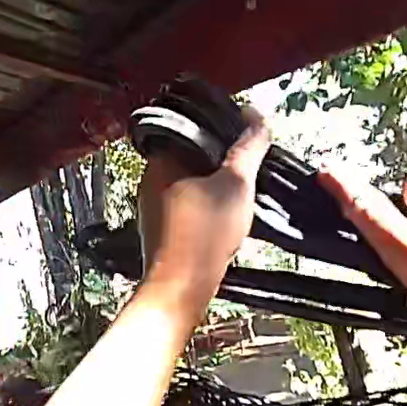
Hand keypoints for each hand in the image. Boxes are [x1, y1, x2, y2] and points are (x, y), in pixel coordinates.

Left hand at [137, 109, 269, 303]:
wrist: (181, 288)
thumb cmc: (205, 235)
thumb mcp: (236, 184)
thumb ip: (248, 147)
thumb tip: (255, 116)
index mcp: (161, 159)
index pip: (192, 129)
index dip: (222, 132)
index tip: (245, 143)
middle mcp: (150, 179)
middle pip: (192, 157)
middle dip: (221, 164)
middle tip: (246, 174)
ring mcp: (153, 207)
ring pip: (190, 184)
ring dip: (215, 188)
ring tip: (238, 198)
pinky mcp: (161, 231)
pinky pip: (187, 208)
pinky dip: (206, 210)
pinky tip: (223, 221)